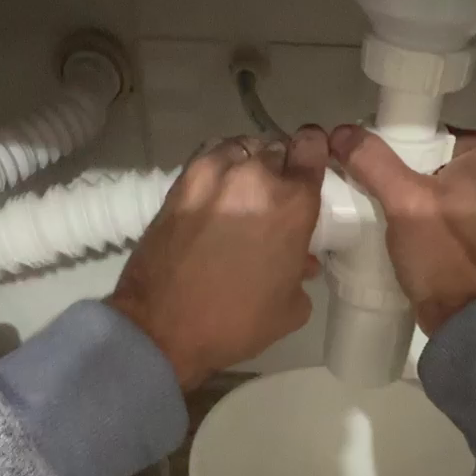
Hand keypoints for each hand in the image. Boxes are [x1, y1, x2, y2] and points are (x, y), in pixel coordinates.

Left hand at [108, 127, 325, 389]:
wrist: (162, 327)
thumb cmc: (236, 323)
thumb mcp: (290, 308)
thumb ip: (301, 274)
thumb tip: (299, 262)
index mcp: (292, 203)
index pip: (312, 148)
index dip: (313, 156)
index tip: (309, 172)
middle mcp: (255, 176)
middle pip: (277, 148)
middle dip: (281, 168)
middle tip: (275, 197)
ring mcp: (212, 174)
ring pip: (241, 147)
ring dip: (248, 164)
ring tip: (244, 192)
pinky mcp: (179, 183)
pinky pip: (209, 159)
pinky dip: (218, 170)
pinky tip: (217, 194)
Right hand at [329, 124, 475, 334]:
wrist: (464, 318)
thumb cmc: (443, 254)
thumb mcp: (406, 201)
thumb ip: (373, 162)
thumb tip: (339, 132)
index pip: (423, 129)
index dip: (386, 140)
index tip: (357, 159)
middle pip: (418, 157)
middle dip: (386, 170)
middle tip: (354, 182)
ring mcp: (474, 206)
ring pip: (418, 185)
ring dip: (390, 194)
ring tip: (359, 202)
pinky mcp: (460, 233)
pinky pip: (422, 210)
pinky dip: (401, 215)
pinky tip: (378, 224)